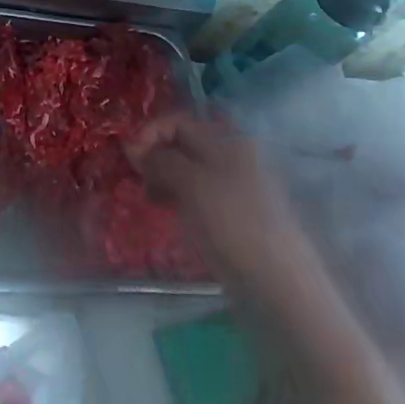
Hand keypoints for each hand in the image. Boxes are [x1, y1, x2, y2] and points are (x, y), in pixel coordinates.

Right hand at [127, 112, 302, 278]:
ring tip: (150, 199)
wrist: (275, 280)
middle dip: (155, 157)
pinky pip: (195, 195)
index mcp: (228, 141)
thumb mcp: (191, 184)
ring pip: (187, 172)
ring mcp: (232, 187)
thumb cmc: (231, 222)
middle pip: (184, 146)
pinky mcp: (229, 214)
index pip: (180, 123)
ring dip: (163, 178)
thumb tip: (134, 147)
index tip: (130, 157)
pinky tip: (167, 211)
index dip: (151, 133)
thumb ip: (161, 160)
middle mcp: (232, 157)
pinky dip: (177, 197)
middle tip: (138, 180)